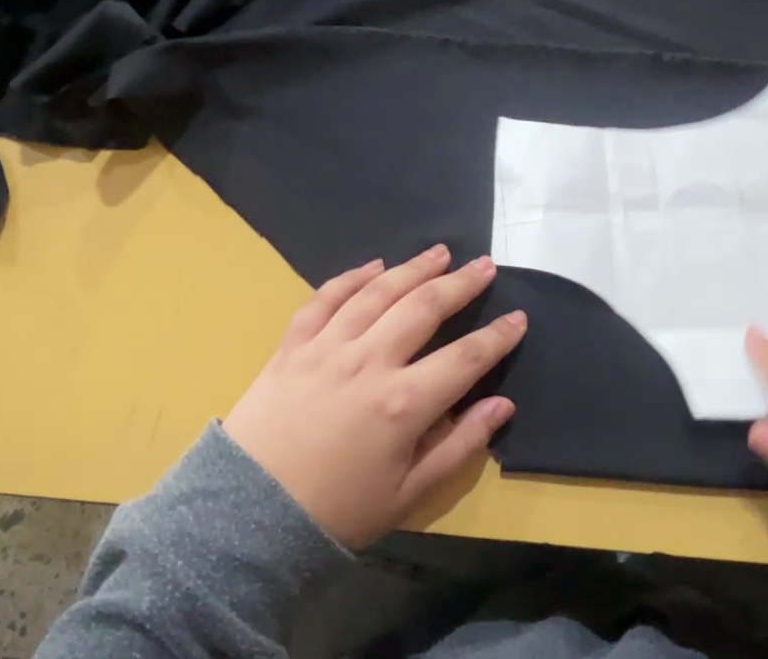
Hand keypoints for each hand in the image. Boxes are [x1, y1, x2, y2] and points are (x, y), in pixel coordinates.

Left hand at [224, 245, 525, 548]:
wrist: (247, 514)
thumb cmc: (336, 511)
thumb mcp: (408, 495)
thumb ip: (459, 446)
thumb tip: (502, 406)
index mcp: (403, 403)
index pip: (466, 358)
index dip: (498, 336)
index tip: (519, 317)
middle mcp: (369, 362)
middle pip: (424, 308)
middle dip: (461, 283)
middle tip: (485, 265)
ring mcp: (327, 347)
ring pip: (378, 293)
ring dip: (413, 268)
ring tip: (440, 253)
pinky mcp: (293, 345)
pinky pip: (325, 298)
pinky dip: (351, 277)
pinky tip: (373, 266)